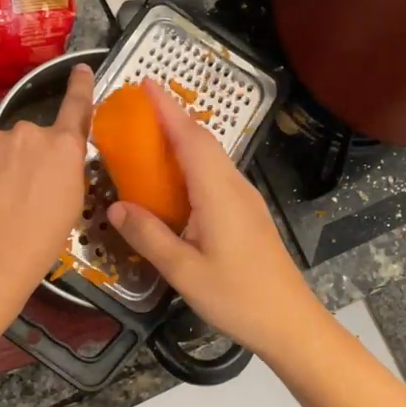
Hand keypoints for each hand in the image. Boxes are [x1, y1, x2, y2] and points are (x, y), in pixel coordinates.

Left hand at [0, 63, 94, 290]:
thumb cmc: (41, 240)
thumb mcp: (71, 204)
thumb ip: (64, 170)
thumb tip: (52, 163)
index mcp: (64, 147)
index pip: (77, 106)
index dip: (80, 86)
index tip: (80, 69)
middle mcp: (30, 132)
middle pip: (29, 138)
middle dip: (25, 157)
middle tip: (21, 193)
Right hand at [106, 81, 323, 357]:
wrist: (290, 323)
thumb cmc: (238, 297)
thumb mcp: (183, 272)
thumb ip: (148, 236)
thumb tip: (115, 207)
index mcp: (217, 193)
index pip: (190, 138)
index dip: (167, 109)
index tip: (146, 83)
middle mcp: (234, 186)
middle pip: (203, 141)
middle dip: (172, 117)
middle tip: (138, 108)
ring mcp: (244, 199)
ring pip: (211, 157)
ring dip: (183, 139)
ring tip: (150, 136)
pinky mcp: (247, 214)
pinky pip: (215, 175)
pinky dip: (191, 163)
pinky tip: (174, 180)